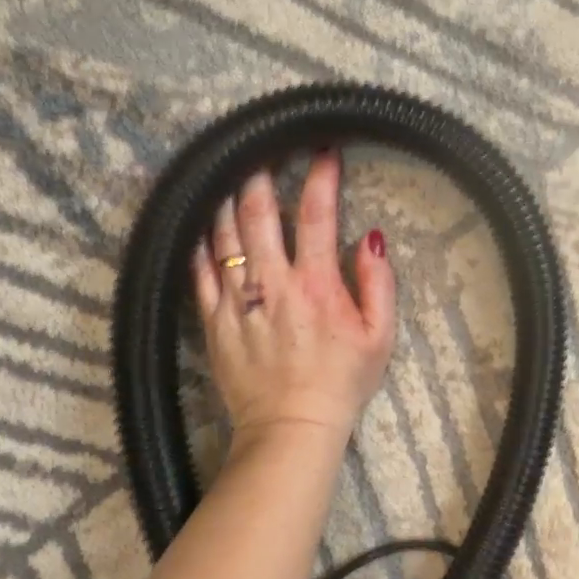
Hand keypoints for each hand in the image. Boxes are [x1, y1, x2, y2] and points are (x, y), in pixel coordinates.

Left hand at [192, 149, 395, 450]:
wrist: (293, 425)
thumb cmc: (343, 381)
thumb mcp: (381, 336)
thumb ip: (378, 285)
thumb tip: (370, 239)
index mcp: (318, 286)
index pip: (318, 216)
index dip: (321, 178)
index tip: (324, 152)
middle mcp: (273, 284)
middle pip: (257, 214)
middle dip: (260, 176)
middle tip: (261, 154)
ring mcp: (238, 300)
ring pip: (222, 235)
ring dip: (225, 200)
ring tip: (228, 177)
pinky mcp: (214, 320)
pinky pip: (198, 270)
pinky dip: (198, 241)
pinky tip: (200, 222)